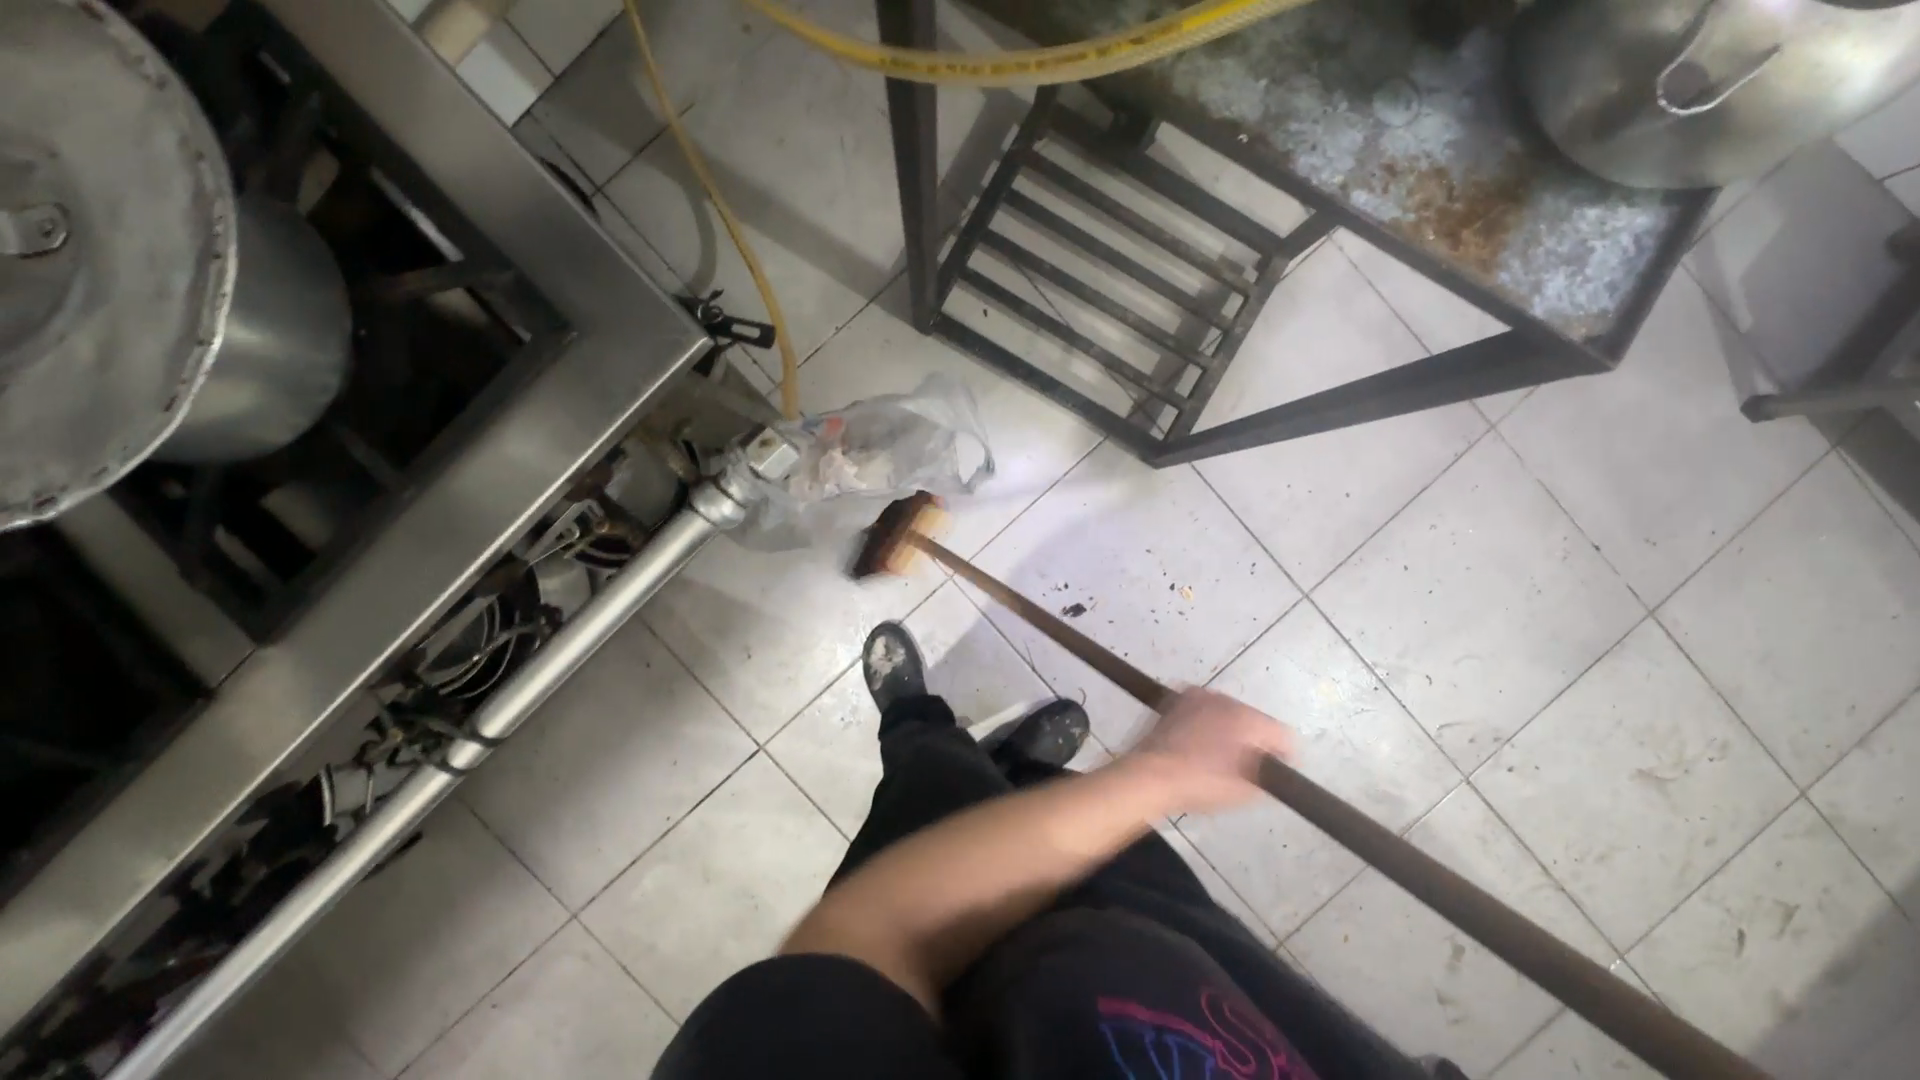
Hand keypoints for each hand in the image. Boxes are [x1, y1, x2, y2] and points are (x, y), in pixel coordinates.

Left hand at [1115, 688, 1296, 814]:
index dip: (1285, 754)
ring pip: (1226, 711)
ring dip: (1229, 727)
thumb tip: (1269, 770)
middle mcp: (1226, 700)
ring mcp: (1199, 696)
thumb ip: (1267, 776)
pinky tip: (1196, 739)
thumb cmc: (1201, 784)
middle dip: (1254, 738)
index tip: (1280, 769)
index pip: (1282, 733)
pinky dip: (1204, 720)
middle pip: (1253, 719)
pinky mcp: (1176, 699)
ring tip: (1219, 753)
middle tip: (1246, 764)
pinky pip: (1201, 708)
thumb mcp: (1244, 791)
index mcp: (1248, 719)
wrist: (1151, 775)